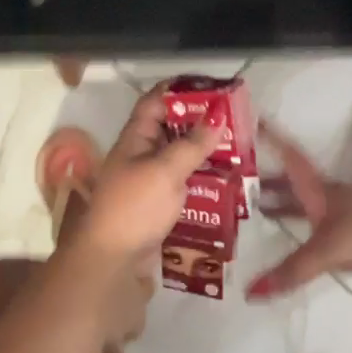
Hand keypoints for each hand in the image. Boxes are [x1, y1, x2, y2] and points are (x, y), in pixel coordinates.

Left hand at [65, 85, 220, 267]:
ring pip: (179, 163)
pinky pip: (183, 190)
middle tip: (235, 123)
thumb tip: (218, 119)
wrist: (113, 263)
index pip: (155, 103)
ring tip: (238, 153)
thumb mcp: (165, 171)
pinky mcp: (158, 211)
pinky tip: (226, 187)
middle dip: (200, 125)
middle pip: (170, 132)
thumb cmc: (135, 209)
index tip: (213, 89)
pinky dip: (202, 185)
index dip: (180, 91)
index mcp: (134, 141)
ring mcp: (148, 187)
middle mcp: (139, 159)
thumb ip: (192, 145)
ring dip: (205, 157)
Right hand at [247, 123, 351, 298]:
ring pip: (316, 203)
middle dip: (275, 185)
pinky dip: (312, 223)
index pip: (293, 160)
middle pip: (301, 185)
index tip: (260, 122)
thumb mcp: (324, 253)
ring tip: (268, 212)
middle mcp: (339, 195)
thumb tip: (250, 293)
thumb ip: (289, 272)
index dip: (276, 141)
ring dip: (293, 205)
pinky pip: (330, 221)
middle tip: (249, 186)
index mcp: (324, 191)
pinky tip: (309, 235)